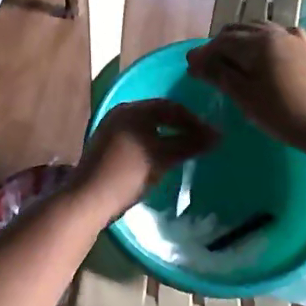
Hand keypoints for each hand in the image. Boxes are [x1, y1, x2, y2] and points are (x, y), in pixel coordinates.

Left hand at [69, 99, 218, 218]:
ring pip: (146, 126)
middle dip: (180, 126)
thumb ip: (190, 144)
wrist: (89, 198)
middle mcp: (120, 113)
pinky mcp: (105, 145)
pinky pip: (136, 136)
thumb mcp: (162, 158)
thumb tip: (217, 135)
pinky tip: (160, 156)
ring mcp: (110, 128)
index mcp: (133, 110)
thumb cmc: (127, 174)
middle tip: (200, 140)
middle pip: (158, 114)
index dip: (194, 120)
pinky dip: (153, 142)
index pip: (171, 107)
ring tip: (184, 148)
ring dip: (167, 134)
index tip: (212, 135)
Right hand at [186, 22, 305, 150]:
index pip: (221, 41)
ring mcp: (294, 40)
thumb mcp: (244, 96)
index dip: (203, 53)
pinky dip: (263, 43)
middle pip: (239, 31)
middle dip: (219, 46)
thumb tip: (195, 61)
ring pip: (258, 32)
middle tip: (206, 68)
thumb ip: (219, 75)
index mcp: (257, 41)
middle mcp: (275, 33)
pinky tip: (263, 55)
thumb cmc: (283, 113)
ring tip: (230, 64)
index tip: (189, 69)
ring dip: (240, 43)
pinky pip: (278, 38)